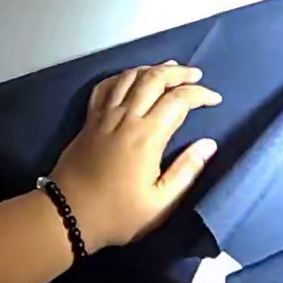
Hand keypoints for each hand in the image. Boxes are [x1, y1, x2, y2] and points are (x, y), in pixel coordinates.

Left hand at [48, 62, 221, 252]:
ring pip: (130, 77)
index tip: (214, 98)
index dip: (199, 94)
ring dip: (152, 68)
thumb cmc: (117, 214)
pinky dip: (122, 76)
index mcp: (147, 136)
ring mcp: (104, 115)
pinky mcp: (89, 119)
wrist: (67, 214)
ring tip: (170, 68)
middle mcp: (126, 117)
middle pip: (154, 78)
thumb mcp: (160, 203)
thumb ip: (186, 170)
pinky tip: (131, 78)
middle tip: (196, 74)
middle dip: (179, 72)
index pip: (178, 100)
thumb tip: (209, 144)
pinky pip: (105, 86)